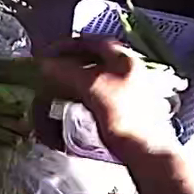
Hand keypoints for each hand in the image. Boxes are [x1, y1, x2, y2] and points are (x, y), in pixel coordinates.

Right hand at [41, 37, 186, 163]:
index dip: (69, 44)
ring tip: (57, 86)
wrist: (146, 151)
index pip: (94, 42)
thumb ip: (69, 71)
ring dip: (75, 80)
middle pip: (94, 60)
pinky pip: (98, 97)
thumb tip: (47, 64)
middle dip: (71, 63)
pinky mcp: (125, 112)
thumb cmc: (126, 116)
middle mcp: (129, 72)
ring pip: (96, 79)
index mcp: (125, 60)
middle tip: (51, 69)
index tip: (50, 52)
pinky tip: (74, 104)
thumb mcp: (94, 87)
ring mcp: (128, 92)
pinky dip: (83, 96)